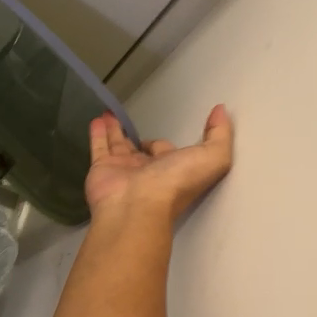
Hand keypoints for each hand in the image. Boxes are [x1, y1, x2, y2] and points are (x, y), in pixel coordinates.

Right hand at [85, 105, 233, 222]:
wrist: (136, 206)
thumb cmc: (176, 183)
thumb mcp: (213, 157)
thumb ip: (219, 134)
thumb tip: (220, 110)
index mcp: (171, 168)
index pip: (166, 151)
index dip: (165, 143)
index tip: (161, 134)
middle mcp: (146, 169)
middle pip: (141, 150)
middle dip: (138, 138)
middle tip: (132, 124)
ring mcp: (121, 169)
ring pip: (118, 144)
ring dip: (115, 129)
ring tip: (108, 113)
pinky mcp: (101, 168)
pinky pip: (98, 146)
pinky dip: (97, 133)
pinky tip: (96, 120)